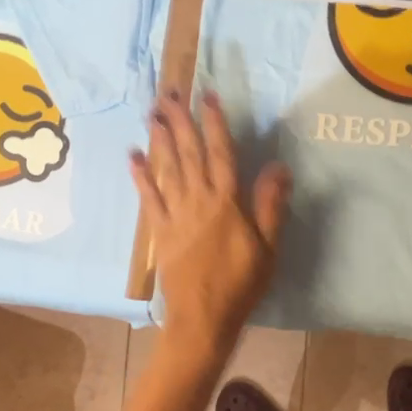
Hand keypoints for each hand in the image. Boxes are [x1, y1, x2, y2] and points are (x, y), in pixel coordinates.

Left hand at [131, 90, 290, 354]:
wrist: (204, 317)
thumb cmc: (241, 284)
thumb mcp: (268, 247)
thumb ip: (270, 205)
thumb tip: (278, 166)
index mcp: (227, 202)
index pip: (221, 153)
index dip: (214, 123)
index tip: (207, 97)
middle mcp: (198, 201)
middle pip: (189, 153)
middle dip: (180, 121)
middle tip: (170, 92)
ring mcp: (175, 215)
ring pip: (167, 169)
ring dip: (160, 139)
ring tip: (152, 113)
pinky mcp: (160, 231)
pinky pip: (148, 197)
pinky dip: (140, 175)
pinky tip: (133, 155)